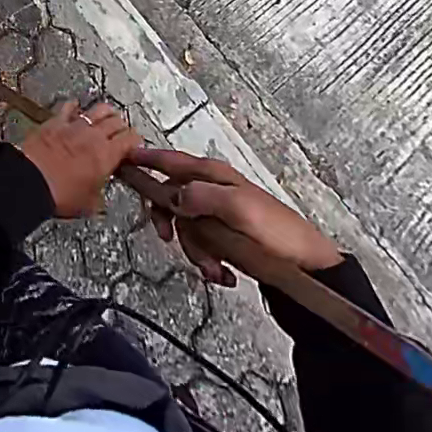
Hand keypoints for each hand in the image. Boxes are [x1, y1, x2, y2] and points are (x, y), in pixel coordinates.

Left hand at [19, 101, 140, 217]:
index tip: (134, 143)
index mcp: (107, 155)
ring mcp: (75, 125)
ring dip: (105, 112)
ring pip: (97, 109)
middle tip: (121, 131)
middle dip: (122, 126)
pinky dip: (75, 106)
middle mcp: (94, 136)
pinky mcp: (56, 121)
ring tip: (107, 115)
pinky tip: (76, 106)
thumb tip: (99, 194)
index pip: (130, 139)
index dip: (135, 140)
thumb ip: (99, 194)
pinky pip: (69, 107)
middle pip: (116, 121)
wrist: (31, 181)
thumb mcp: (88, 204)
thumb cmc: (60, 195)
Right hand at [129, 148, 340, 286]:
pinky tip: (223, 273)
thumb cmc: (276, 233)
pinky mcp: (225, 234)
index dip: (145, 159)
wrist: (308, 269)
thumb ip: (201, 196)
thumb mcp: (238, 209)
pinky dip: (208, 261)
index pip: (170, 160)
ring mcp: (218, 211)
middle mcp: (212, 187)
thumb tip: (172, 196)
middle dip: (170, 222)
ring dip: (195, 251)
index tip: (122, 160)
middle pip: (170, 197)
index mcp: (212, 174)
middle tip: (168, 239)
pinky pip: (201, 244)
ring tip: (215, 269)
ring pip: (185, 226)